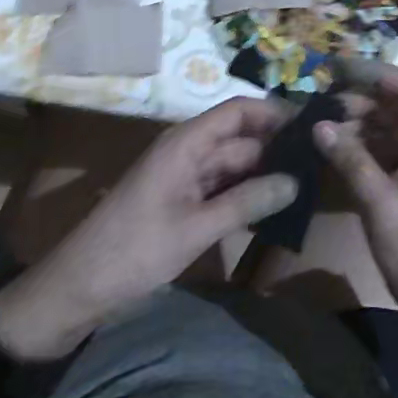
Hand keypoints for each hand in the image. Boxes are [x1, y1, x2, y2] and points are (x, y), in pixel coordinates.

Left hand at [0, 97, 298, 359]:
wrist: (78, 287)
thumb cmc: (134, 250)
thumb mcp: (195, 228)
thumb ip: (246, 202)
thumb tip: (295, 181)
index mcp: (186, 142)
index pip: (238, 110)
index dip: (274, 113)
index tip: (311, 126)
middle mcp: (187, 150)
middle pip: (240, 138)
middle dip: (276, 148)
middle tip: (319, 164)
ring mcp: (183, 175)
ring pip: (233, 164)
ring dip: (263, 173)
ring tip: (307, 184)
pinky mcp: (181, 200)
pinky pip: (221, 187)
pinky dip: (245, 193)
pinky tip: (274, 206)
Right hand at [317, 65, 397, 370]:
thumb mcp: (383, 207)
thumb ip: (351, 162)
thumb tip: (317, 125)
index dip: (373, 72)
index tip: (333, 68)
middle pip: (389, 103)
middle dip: (353, 97)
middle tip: (312, 101)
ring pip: (378, 124)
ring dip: (348, 120)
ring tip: (311, 122)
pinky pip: (373, 147)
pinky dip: (350, 143)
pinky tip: (323, 145)